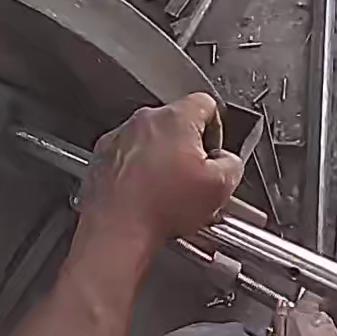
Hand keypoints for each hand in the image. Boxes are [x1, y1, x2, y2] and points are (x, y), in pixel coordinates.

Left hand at [78, 93, 244, 248]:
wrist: (118, 230)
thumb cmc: (161, 208)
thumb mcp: (220, 187)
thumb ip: (233, 163)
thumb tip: (228, 161)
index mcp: (176, 118)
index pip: (207, 104)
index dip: (217, 131)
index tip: (214, 154)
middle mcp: (145, 121)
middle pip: (178, 124)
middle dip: (189, 150)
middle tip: (195, 179)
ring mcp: (120, 137)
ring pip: (152, 141)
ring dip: (163, 162)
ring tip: (169, 193)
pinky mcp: (103, 157)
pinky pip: (128, 157)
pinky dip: (138, 172)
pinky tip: (147, 196)